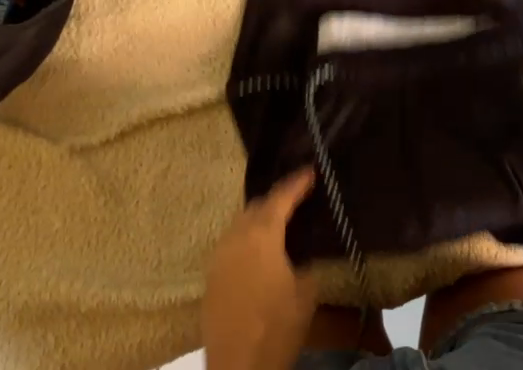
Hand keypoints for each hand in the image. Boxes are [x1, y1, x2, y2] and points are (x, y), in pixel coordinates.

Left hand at [203, 169, 318, 369]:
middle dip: (277, 200)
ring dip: (260, 220)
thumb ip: (306, 262)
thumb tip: (305, 251)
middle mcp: (235, 238)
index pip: (281, 198)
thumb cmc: (277, 327)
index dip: (297, 183)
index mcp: (261, 235)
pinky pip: (231, 245)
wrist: (238, 368)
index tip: (311, 171)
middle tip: (298, 197)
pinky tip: (260, 252)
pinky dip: (247, 240)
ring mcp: (218, 258)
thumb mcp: (306, 292)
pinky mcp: (211, 278)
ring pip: (240, 225)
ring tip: (281, 223)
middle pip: (256, 207)